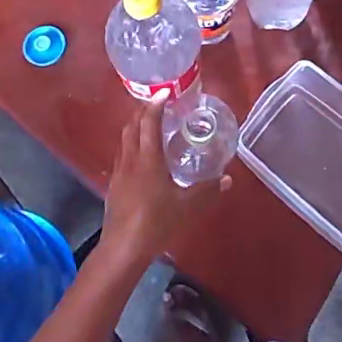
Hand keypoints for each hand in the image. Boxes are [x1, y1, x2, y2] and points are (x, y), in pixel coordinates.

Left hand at [101, 99, 230, 265]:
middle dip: (143, 111)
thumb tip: (227, 179)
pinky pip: (122, 155)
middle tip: (158, 105)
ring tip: (150, 127)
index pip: (149, 121)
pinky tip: (141, 158)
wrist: (122, 248)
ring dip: (135, 127)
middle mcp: (130, 159)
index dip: (155, 104)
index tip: (165, 92)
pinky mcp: (114, 185)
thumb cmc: (156, 222)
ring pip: (124, 139)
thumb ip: (207, 191)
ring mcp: (119, 172)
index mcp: (148, 158)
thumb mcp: (187, 207)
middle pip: (132, 125)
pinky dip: (131, 145)